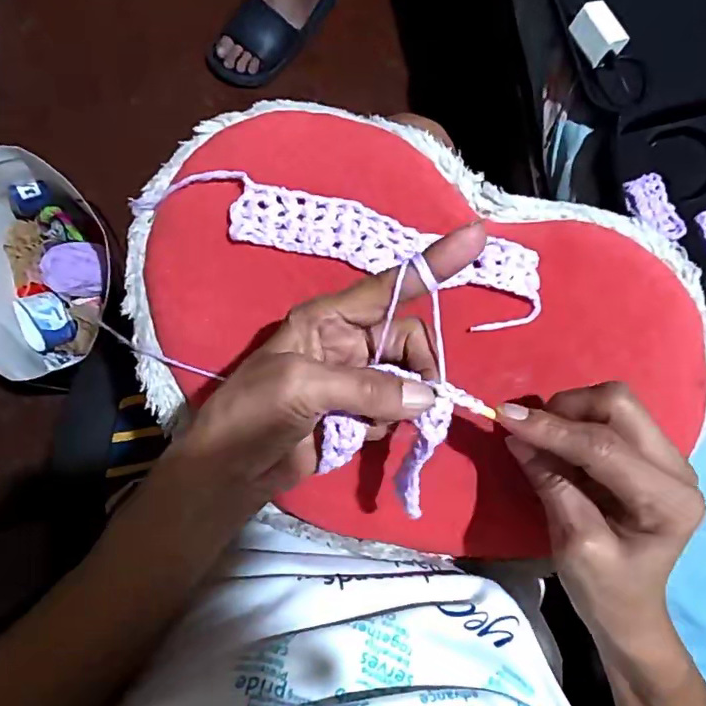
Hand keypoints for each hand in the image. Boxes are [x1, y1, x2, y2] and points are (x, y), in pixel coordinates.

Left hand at [154, 222, 488, 506]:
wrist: (229, 469)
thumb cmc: (252, 414)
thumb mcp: (302, 388)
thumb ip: (368, 388)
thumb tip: (427, 397)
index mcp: (328, 318)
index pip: (391, 286)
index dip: (435, 263)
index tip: (476, 236)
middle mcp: (346, 342)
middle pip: (408, 339)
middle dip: (421, 366)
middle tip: (424, 399)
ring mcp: (353, 379)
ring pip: (406, 379)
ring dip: (402, 402)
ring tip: (370, 424)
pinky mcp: (355, 412)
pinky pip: (393, 410)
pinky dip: (388, 424)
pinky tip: (359, 436)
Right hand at [496, 383, 705, 657]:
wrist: (629, 612)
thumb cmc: (603, 590)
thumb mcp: (574, 544)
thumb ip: (551, 484)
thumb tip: (517, 436)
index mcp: (668, 500)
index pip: (604, 446)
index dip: (551, 429)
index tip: (504, 416)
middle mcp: (679, 469)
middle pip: (620, 405)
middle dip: (566, 409)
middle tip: (528, 430)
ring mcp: (668, 459)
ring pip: (617, 405)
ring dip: (570, 412)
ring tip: (540, 438)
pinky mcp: (651, 456)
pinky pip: (613, 420)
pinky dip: (577, 423)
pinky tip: (556, 444)